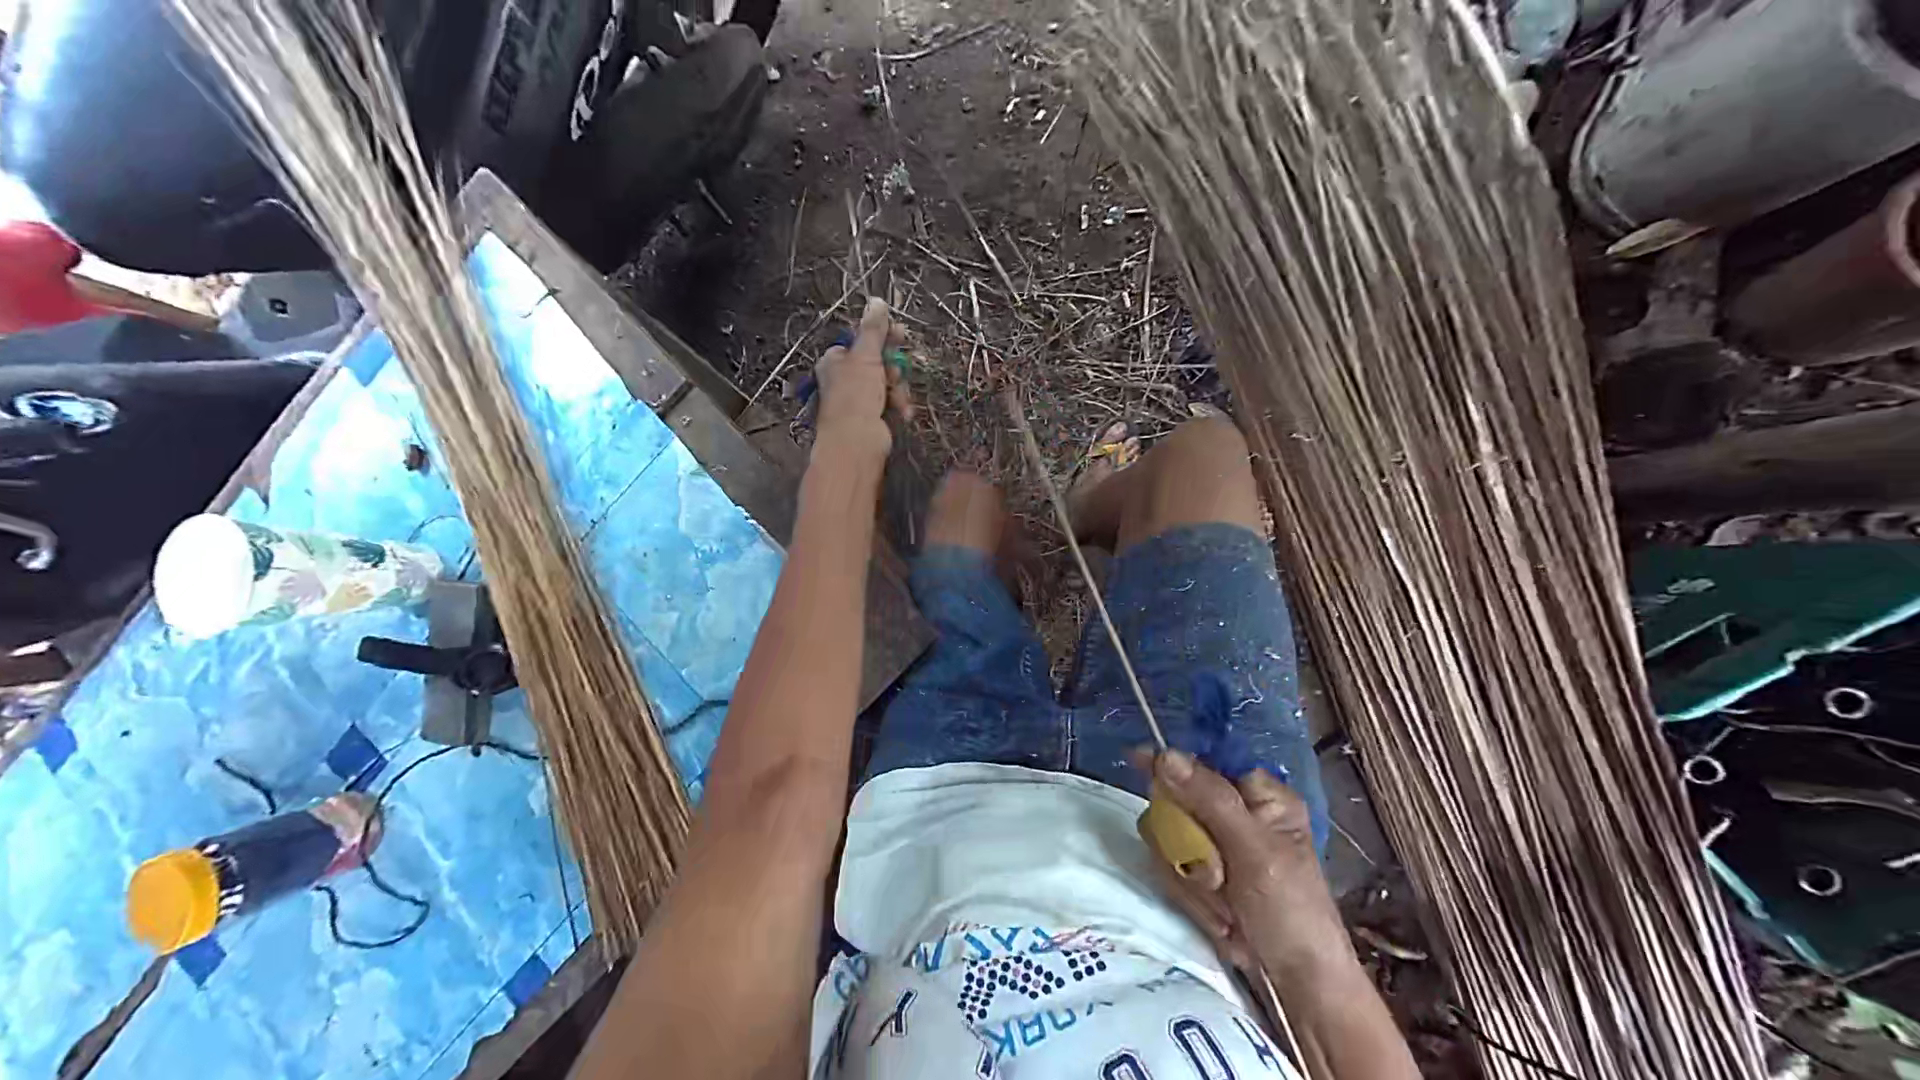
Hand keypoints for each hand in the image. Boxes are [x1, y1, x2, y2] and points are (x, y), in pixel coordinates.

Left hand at [813, 297, 908, 457]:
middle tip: (895, 372)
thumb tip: (877, 301)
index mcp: (835, 360)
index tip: (900, 333)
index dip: (881, 336)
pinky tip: (900, 412)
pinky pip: (890, 403)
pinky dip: (897, 406)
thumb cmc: (855, 396)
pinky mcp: (872, 418)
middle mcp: (844, 379)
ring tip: (896, 398)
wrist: (856, 443)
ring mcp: (858, 400)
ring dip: (897, 389)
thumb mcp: (866, 356)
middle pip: (877, 362)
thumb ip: (873, 329)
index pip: (861, 340)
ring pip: (887, 383)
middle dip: (892, 367)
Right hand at [1131, 748, 1349, 976]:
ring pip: (1168, 838)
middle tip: (1215, 877)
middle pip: (1177, 801)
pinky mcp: (1201, 877)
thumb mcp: (1254, 850)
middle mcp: (1234, 815)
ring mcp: (1216, 847)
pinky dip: (1191, 897)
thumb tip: (1165, 754)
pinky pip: (1171, 869)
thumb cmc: (1290, 911)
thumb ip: (1209, 799)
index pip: (1204, 763)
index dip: (1172, 765)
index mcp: (1260, 797)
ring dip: (1190, 878)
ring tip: (1225, 908)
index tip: (1137, 762)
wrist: (1297, 987)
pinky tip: (1220, 920)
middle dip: (1188, 844)